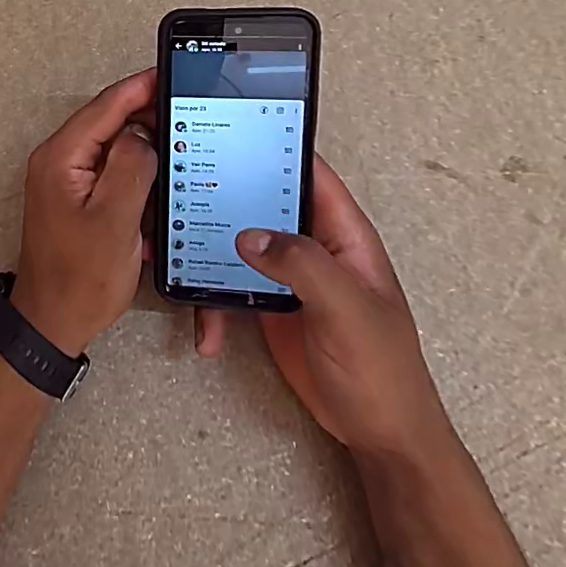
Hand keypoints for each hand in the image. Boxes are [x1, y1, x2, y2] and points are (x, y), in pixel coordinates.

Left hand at [9, 69, 159, 354]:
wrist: (53, 321)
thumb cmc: (80, 278)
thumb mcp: (114, 219)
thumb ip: (130, 165)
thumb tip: (143, 133)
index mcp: (61, 157)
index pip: (105, 107)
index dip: (140, 88)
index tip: (170, 74)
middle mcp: (59, 160)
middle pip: (108, 121)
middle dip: (146, 114)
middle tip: (186, 110)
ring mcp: (67, 178)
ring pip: (112, 144)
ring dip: (143, 142)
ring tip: (179, 139)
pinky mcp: (77, 196)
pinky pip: (110, 168)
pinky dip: (135, 166)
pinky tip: (159, 173)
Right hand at [194, 155, 450, 454]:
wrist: (378, 434)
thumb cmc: (383, 371)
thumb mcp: (348, 310)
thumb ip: (304, 265)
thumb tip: (250, 236)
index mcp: (342, 233)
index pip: (308, 173)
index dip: (275, 147)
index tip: (233, 133)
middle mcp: (312, 246)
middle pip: (263, 202)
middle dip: (227, 197)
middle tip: (186, 190)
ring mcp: (288, 274)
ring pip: (240, 242)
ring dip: (210, 251)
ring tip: (182, 260)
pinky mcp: (269, 302)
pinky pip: (230, 286)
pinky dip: (212, 303)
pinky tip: (208, 329)